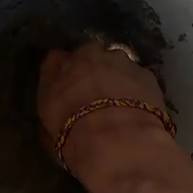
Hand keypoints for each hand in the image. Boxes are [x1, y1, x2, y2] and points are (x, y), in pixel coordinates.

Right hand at [37, 42, 174, 183]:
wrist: (116, 139)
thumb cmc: (71, 130)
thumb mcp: (46, 118)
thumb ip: (49, 98)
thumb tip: (54, 93)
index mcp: (59, 63)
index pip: (55, 59)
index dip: (61, 72)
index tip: (63, 86)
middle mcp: (89, 54)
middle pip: (89, 55)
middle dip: (91, 69)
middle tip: (92, 93)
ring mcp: (120, 61)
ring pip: (116, 64)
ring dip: (116, 77)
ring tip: (118, 103)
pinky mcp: (146, 74)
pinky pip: (137, 78)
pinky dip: (136, 89)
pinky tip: (136, 110)